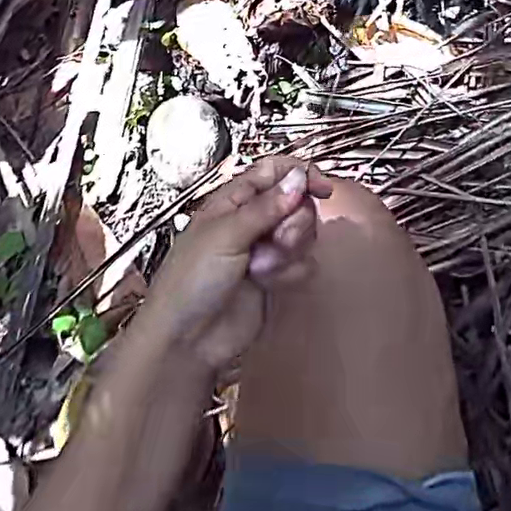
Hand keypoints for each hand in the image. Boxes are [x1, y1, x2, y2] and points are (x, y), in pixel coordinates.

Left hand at [136, 156, 332, 371]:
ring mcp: (266, 248)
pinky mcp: (277, 276)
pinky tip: (269, 284)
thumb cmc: (193, 278)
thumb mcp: (226, 234)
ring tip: (261, 268)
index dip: (300, 174)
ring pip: (303, 233)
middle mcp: (253, 219)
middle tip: (277, 241)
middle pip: (296, 202)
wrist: (189, 339)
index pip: (276, 171)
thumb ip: (266, 207)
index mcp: (235, 199)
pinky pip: (304, 263)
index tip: (321, 189)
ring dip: (289, 251)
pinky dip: (291, 273)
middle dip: (294, 222)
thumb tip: (299, 177)